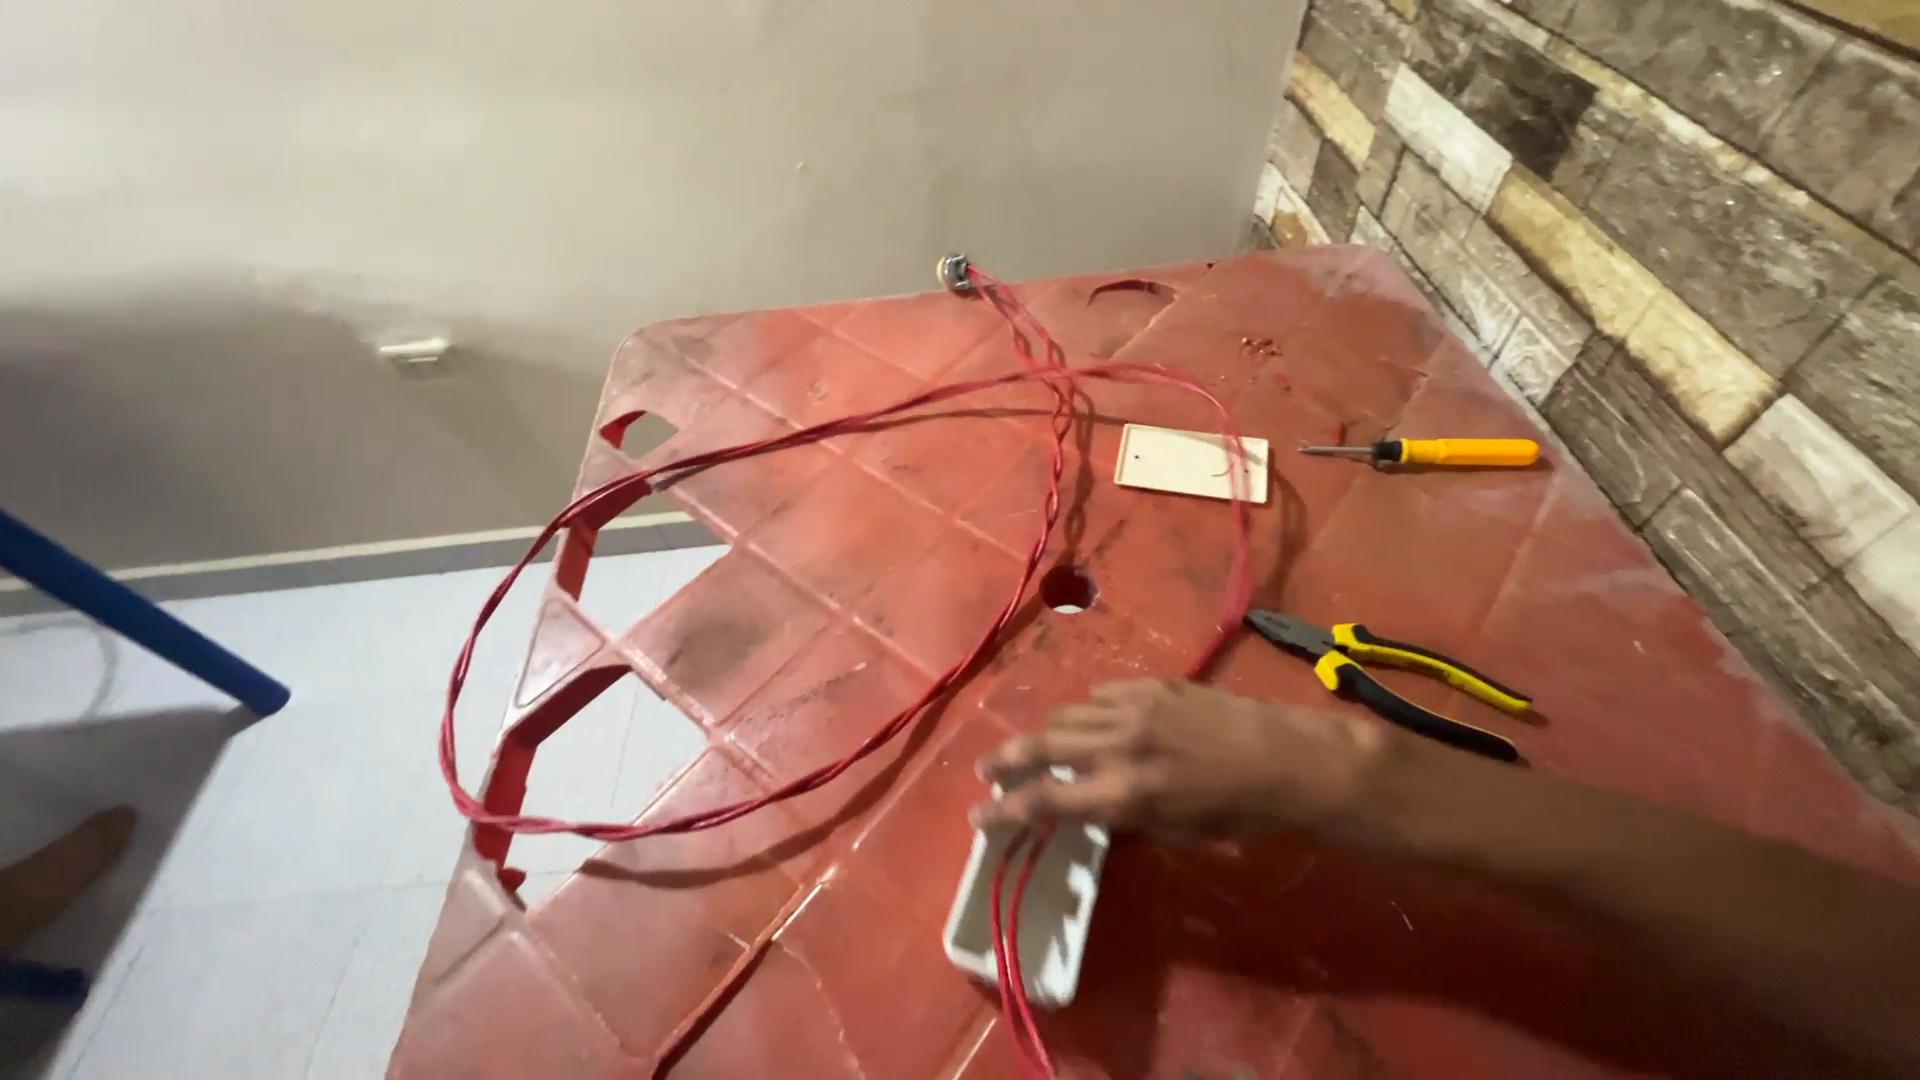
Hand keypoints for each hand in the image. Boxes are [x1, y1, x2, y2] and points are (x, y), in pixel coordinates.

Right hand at [970, 678, 1392, 837]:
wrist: (1286, 759)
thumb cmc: (1238, 813)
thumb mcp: (1176, 832)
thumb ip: (1124, 817)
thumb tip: (1091, 806)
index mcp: (1124, 792)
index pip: (1045, 800)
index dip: (1004, 811)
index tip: (978, 815)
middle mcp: (1118, 745)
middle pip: (1041, 745)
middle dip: (1006, 760)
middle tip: (986, 769)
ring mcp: (1133, 707)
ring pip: (1067, 714)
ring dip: (1048, 733)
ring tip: (1043, 746)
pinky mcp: (1151, 684)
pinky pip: (1101, 694)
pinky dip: (1090, 710)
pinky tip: (1097, 721)